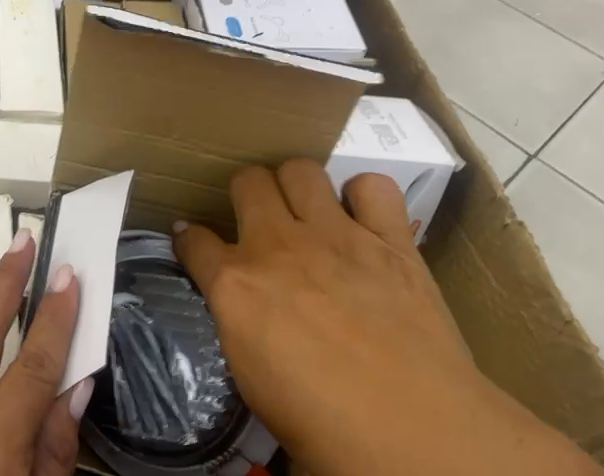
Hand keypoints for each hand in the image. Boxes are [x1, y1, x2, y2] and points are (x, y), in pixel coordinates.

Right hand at [174, 160, 601, 475]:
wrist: (412, 432)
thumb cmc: (324, 428)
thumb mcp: (252, 381)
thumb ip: (237, 328)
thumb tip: (236, 312)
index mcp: (234, 285)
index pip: (192, 239)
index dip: (191, 240)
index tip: (197, 245)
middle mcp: (276, 246)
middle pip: (245, 181)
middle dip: (245, 194)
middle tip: (258, 221)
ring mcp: (335, 236)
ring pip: (300, 169)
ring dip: (298, 186)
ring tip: (307, 210)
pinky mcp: (391, 242)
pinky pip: (374, 187)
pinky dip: (366, 197)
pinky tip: (365, 218)